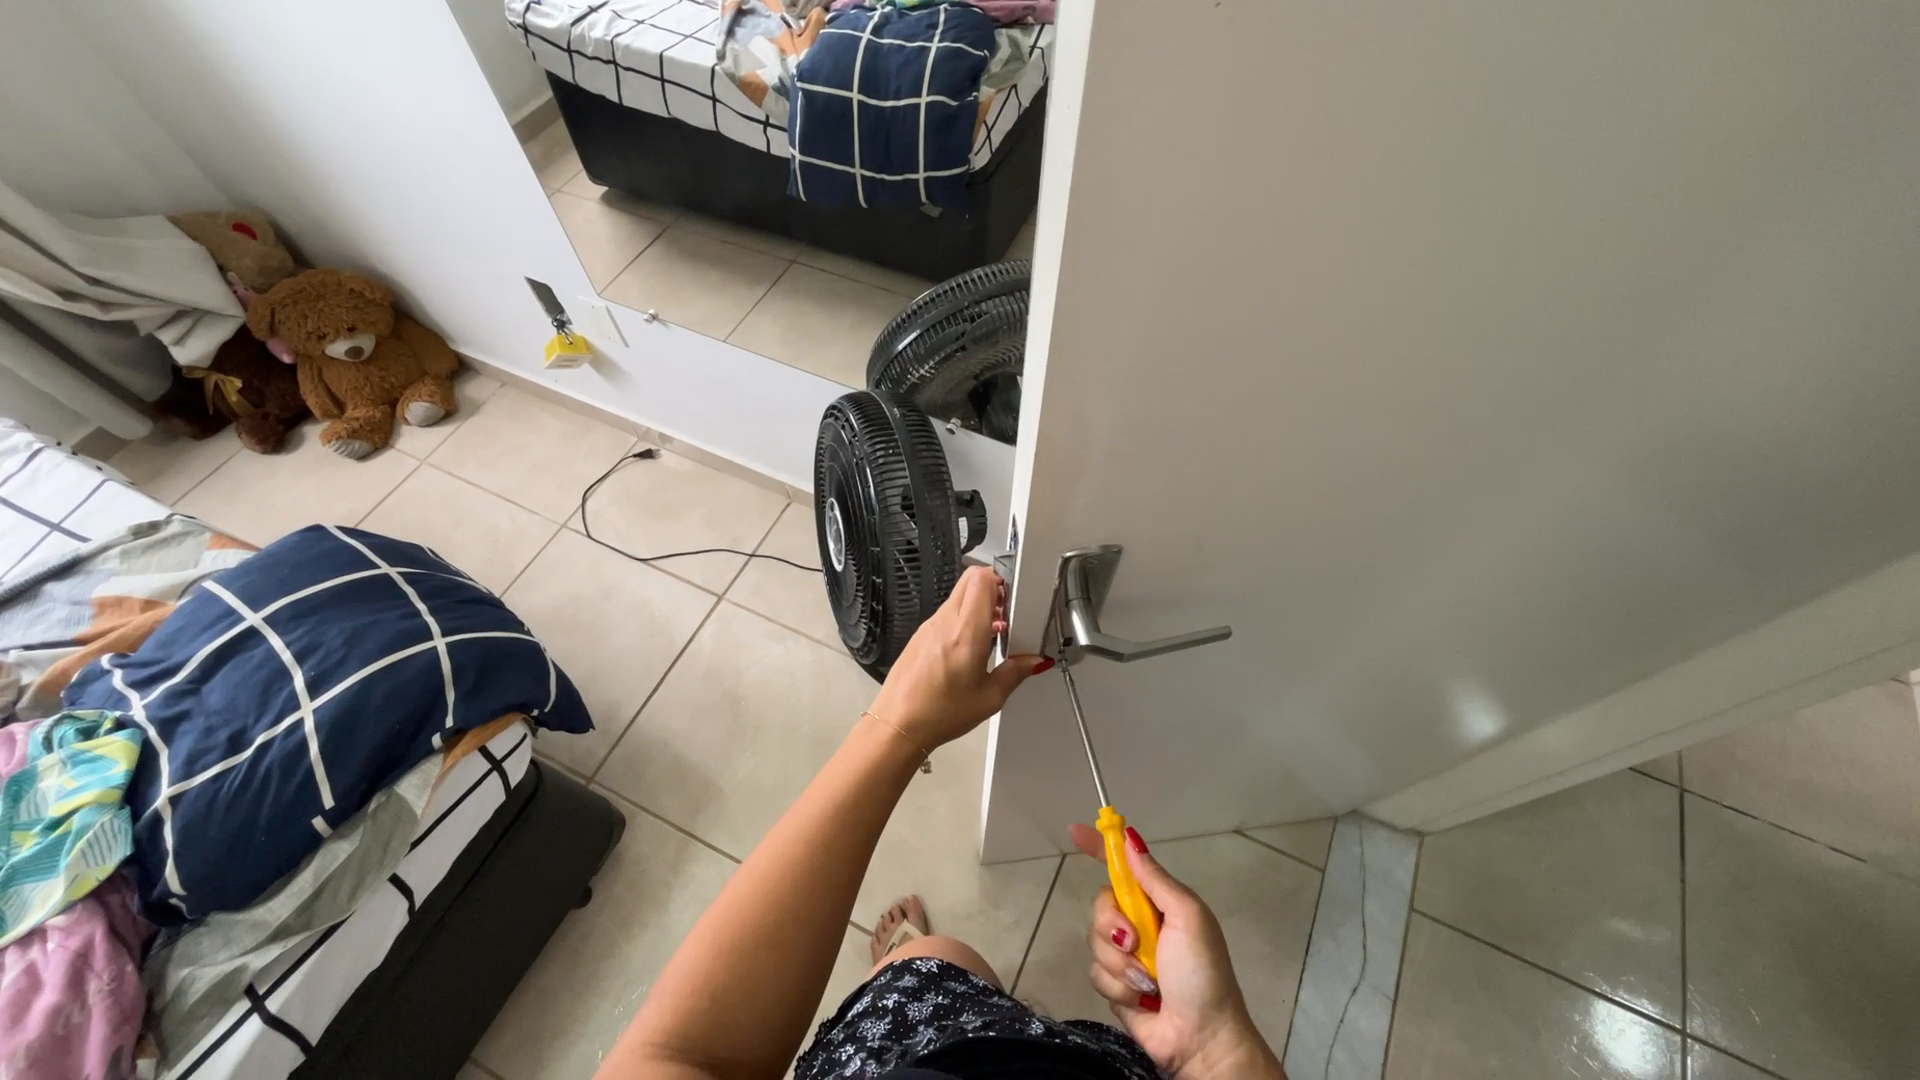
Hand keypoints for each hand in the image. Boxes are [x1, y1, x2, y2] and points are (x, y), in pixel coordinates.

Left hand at [868, 565, 1050, 750]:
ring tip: (990, 634)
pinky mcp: (920, 635)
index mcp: (966, 632)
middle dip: (992, 588)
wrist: (898, 724)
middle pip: (969, 580)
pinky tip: (969, 648)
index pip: (982, 578)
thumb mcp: (990, 698)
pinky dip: (961, 619)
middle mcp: (945, 622)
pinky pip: (945, 613)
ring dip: (977, 605)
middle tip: (1005, 613)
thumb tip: (1033, 661)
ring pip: (957, 596)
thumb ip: (1016, 673)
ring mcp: (929, 626)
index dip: (1002, 580)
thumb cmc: (939, 713)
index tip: (1013, 599)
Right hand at [1073, 825, 1284, 1079]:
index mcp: (1158, 902)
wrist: (1202, 1038)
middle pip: (1100, 904)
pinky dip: (1118, 987)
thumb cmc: (1202, 973)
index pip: (1123, 867)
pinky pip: (1095, 972)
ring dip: (1120, 963)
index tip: (1075, 832)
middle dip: (1112, 924)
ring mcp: (1126, 954)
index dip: (1100, 847)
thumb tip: (1130, 837)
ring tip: (1147, 982)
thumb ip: (1155, 879)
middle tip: (1135, 942)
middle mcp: (1139, 923)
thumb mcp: (1187, 917)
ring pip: (1094, 940)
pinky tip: (1140, 999)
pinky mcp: (1115, 984)